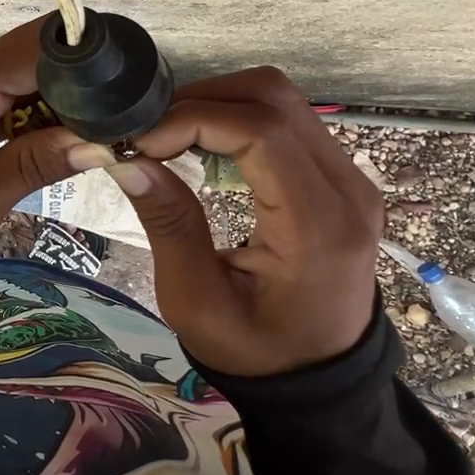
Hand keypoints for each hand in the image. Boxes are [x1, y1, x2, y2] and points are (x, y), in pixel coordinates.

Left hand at [0, 17, 119, 254]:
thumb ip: (32, 167)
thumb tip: (101, 144)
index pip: (36, 51)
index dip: (88, 64)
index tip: (134, 93)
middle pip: (40, 52)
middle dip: (88, 78)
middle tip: (134, 115)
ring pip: (34, 69)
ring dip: (72, 94)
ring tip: (117, 126)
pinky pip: (19, 89)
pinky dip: (50, 107)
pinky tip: (78, 133)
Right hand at [108, 67, 382, 376]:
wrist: (316, 378)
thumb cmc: (254, 348)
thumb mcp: (196, 300)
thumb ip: (168, 224)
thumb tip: (126, 158)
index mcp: (318, 224)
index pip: (259, 130)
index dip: (190, 120)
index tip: (137, 144)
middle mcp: (346, 189)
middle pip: (272, 97)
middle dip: (197, 101)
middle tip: (147, 134)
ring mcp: (348, 178)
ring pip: (277, 98)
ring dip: (213, 104)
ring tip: (165, 137)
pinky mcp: (336, 176)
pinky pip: (282, 119)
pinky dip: (230, 117)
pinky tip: (194, 145)